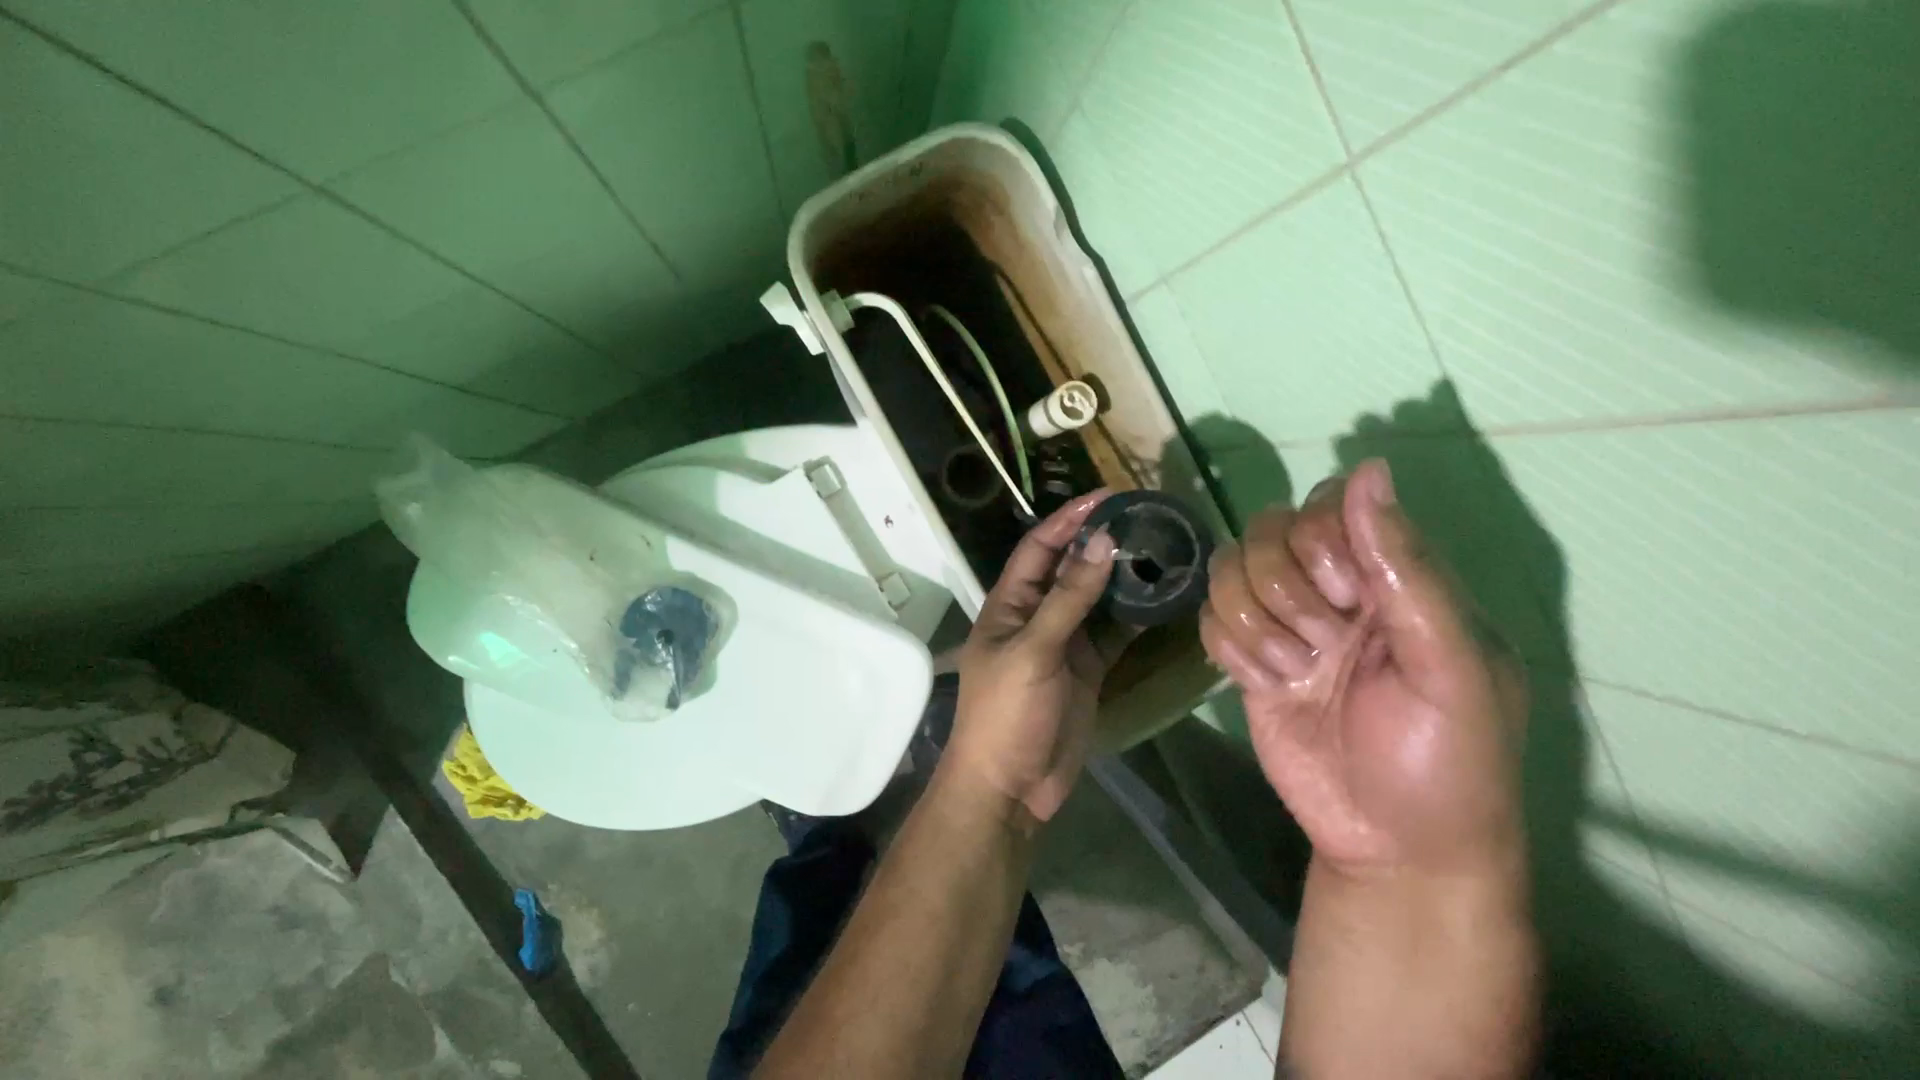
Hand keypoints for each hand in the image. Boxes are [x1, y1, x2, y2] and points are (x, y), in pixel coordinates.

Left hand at [945, 491, 1131, 824]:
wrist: (1010, 786)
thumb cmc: (1006, 712)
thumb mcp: (1034, 651)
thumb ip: (1068, 599)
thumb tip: (1101, 543)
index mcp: (1010, 604)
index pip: (1039, 547)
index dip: (1070, 520)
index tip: (1109, 497)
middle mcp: (1037, 616)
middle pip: (1071, 568)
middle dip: (1102, 542)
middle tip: (1148, 518)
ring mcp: (1064, 643)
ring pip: (1096, 599)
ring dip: (1123, 576)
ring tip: (1163, 547)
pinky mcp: (1088, 670)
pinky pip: (1114, 633)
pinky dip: (1136, 615)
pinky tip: (1164, 596)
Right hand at [1200, 460, 1526, 875]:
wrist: (1393, 851)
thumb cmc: (1446, 762)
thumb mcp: (1450, 668)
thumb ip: (1408, 570)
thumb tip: (1370, 469)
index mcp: (1396, 579)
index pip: (1330, 504)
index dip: (1322, 540)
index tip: (1350, 598)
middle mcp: (1337, 589)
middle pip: (1269, 529)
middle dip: (1285, 587)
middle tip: (1323, 645)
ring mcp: (1287, 624)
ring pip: (1230, 568)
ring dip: (1254, 623)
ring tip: (1295, 672)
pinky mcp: (1248, 660)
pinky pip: (1209, 618)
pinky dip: (1231, 650)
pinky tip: (1267, 686)